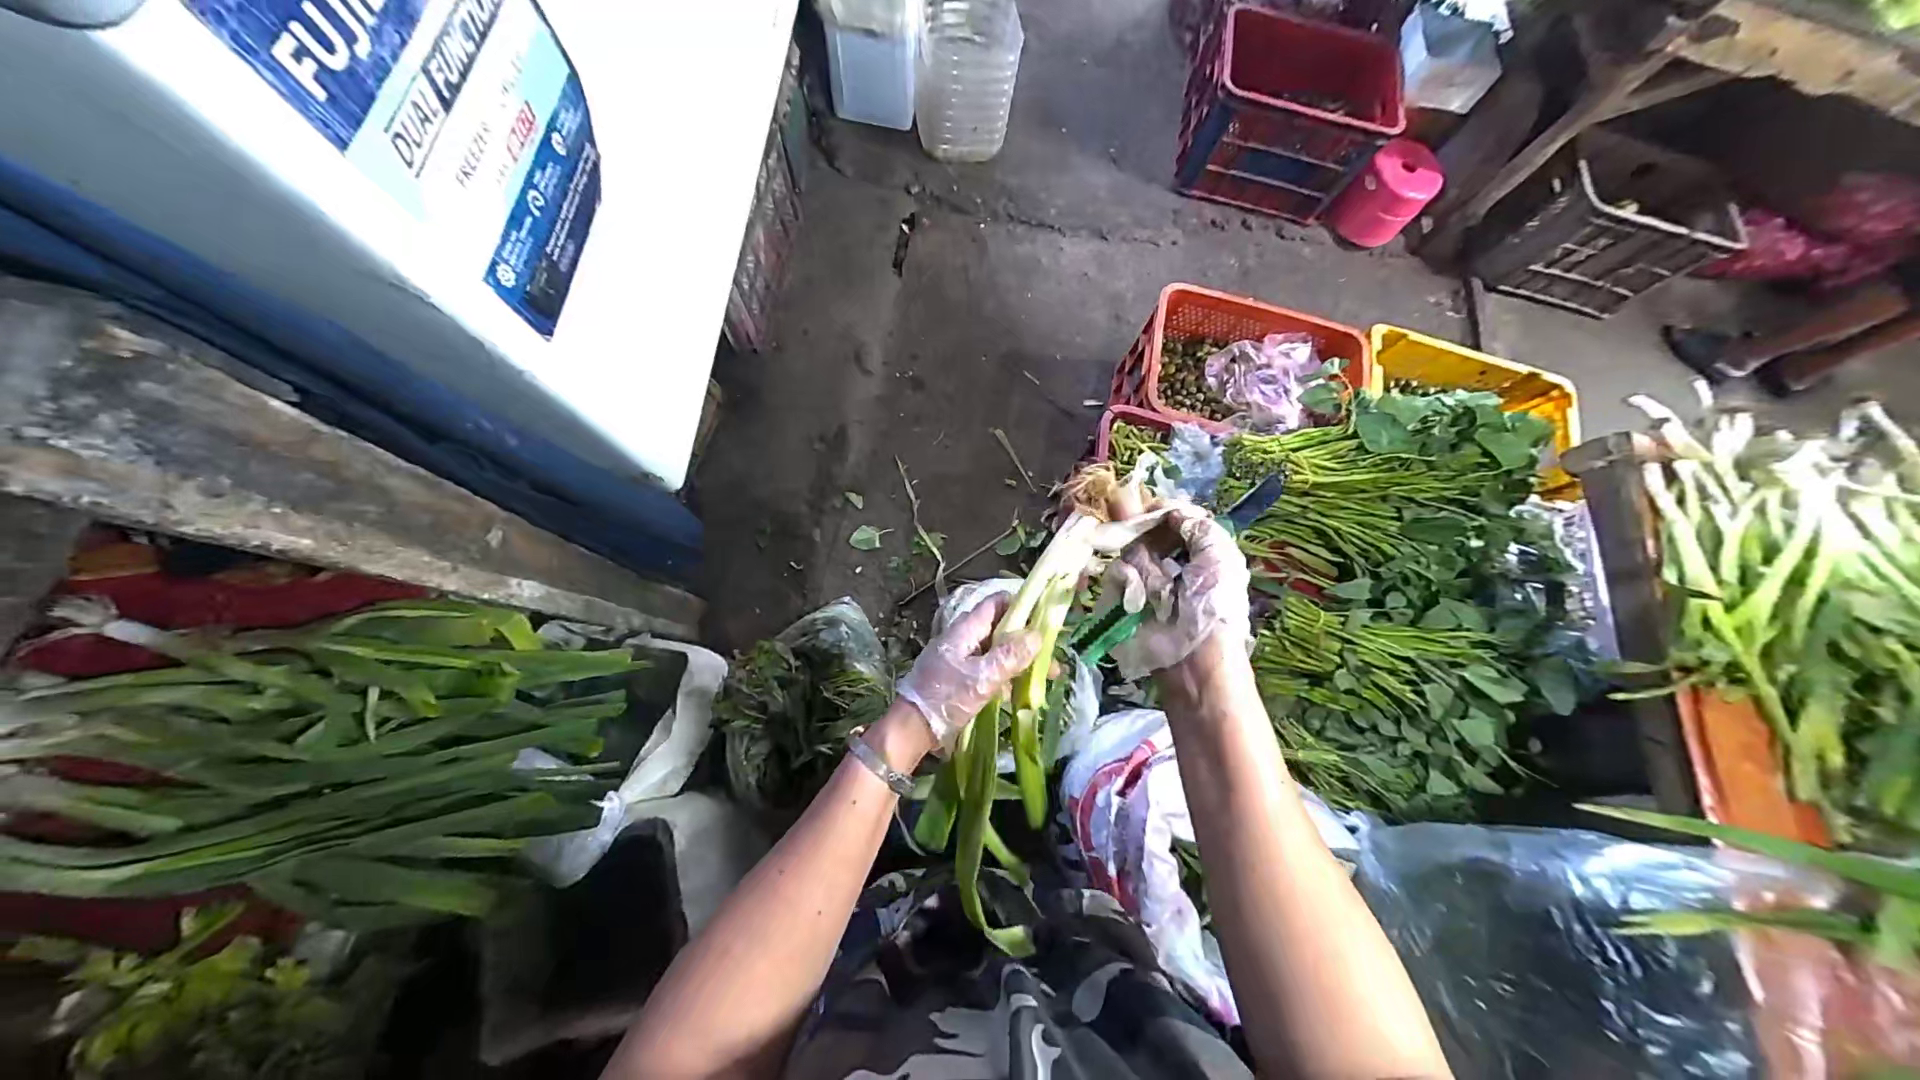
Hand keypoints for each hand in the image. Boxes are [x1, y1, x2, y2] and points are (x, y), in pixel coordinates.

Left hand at [895, 593, 1041, 750]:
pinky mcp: (962, 678)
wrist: (912, 728)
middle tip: (1053, 654)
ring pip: (998, 651)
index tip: (1047, 617)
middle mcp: (965, 638)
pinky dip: (1008, 675)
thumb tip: (1037, 635)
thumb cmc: (945, 698)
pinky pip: (991, 669)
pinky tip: (1025, 690)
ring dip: (1022, 660)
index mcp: (966, 630)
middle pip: (1001, 628)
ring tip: (1049, 675)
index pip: (997, 604)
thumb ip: (1010, 656)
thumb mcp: (982, 678)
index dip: (1022, 605)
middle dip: (1028, 639)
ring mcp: (962, 658)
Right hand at [1107, 502, 1250, 678]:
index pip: (1172, 519)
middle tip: (1130, 521)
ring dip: (1140, 559)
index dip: (1160, 510)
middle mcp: (1169, 561)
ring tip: (1152, 580)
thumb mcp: (1220, 558)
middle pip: (1145, 530)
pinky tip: (1139, 591)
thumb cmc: (1212, 605)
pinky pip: (1117, 573)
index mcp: (1197, 551)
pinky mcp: (1124, 596)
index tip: (1150, 507)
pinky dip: (1127, 578)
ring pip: (1129, 549)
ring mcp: (1144, 579)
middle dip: (1140, 527)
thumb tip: (1172, 512)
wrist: (1192, 658)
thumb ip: (1199, 527)